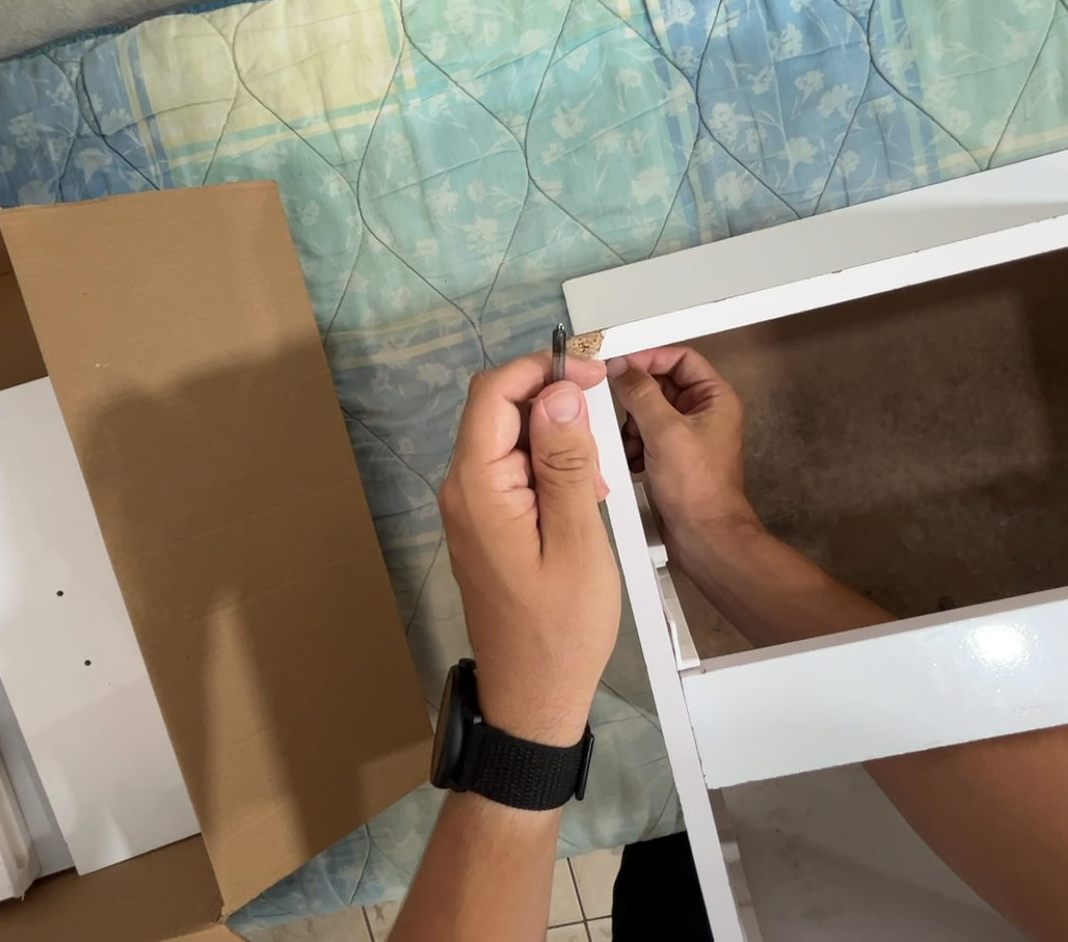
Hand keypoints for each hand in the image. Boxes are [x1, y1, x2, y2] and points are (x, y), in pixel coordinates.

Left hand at [438, 351, 619, 746]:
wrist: (533, 697)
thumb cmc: (561, 628)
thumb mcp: (577, 541)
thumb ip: (566, 463)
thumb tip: (558, 392)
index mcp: (477, 486)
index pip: (493, 393)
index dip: (541, 369)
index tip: (592, 373)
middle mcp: (462, 488)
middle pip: (498, 411)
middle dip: (551, 399)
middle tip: (605, 419)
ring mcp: (470, 508)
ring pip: (508, 439)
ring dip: (554, 436)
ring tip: (600, 471)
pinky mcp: (485, 524)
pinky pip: (512, 472)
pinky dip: (547, 466)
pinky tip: (583, 494)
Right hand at [608, 347, 763, 569]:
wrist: (703, 537)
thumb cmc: (697, 488)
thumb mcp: (665, 431)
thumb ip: (640, 393)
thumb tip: (621, 366)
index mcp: (714, 398)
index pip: (680, 358)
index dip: (650, 357)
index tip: (620, 364)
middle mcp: (702, 412)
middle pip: (659, 385)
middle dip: (636, 400)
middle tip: (621, 411)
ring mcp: (686, 435)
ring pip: (646, 411)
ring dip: (632, 425)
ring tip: (633, 444)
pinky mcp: (671, 457)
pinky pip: (644, 436)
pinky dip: (633, 445)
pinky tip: (635, 460)